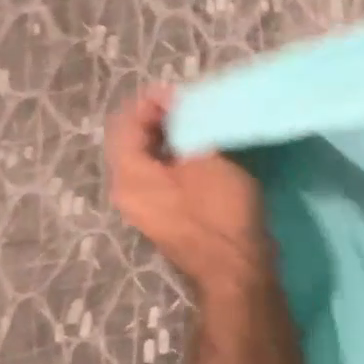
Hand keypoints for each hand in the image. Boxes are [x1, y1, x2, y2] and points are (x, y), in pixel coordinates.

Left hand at [107, 87, 270, 291]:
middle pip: (135, 143)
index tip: (183, 91)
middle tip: (195, 106)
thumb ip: (192, 132)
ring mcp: (151, 209)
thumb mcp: (208, 162)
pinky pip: (169, 179)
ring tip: (205, 125)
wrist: (238, 272)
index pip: (125, 125)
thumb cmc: (221, 215)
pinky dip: (183, 160)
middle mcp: (130, 192)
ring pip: (153, 162)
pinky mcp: (173, 219)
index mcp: (129, 176)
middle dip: (162, 119)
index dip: (150, 102)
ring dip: (175, 140)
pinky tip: (209, 155)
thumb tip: (189, 117)